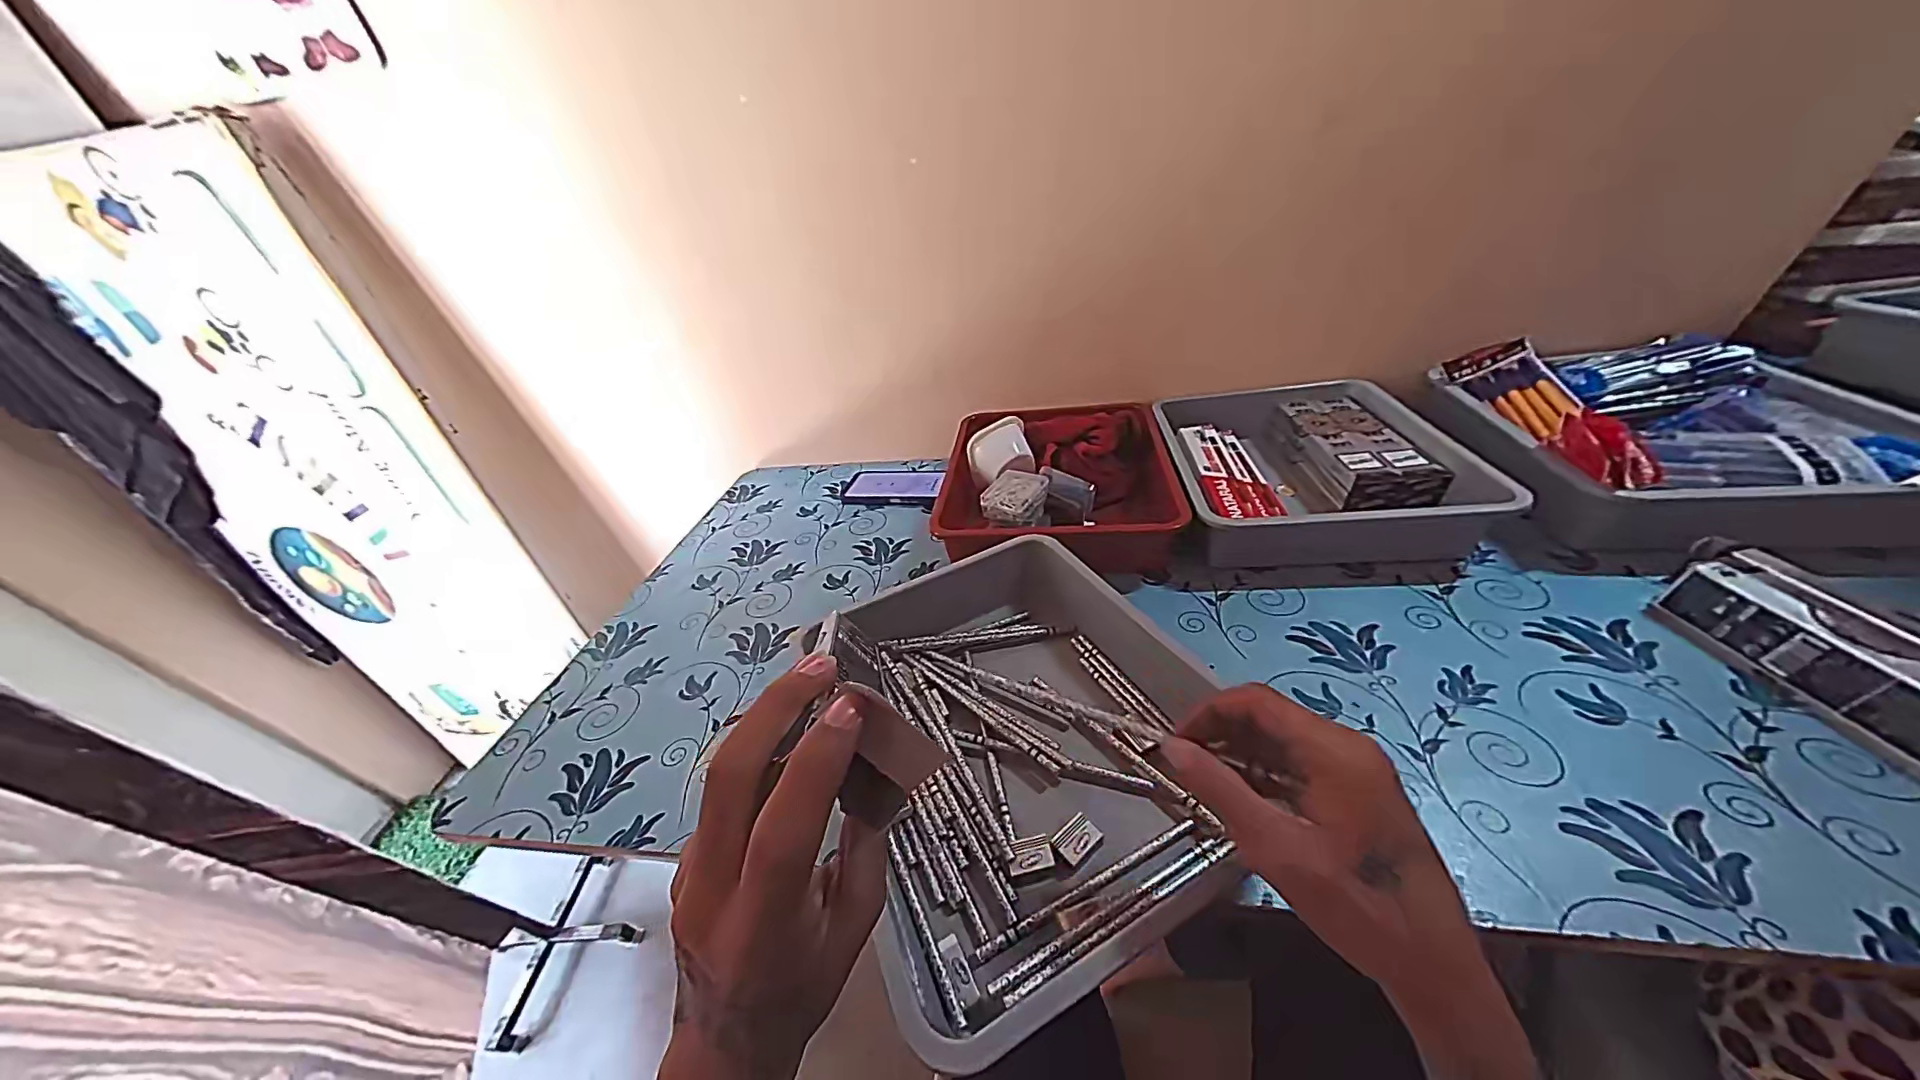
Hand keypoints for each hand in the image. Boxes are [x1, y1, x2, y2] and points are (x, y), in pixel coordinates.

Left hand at [659, 654, 887, 1079]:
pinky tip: (789, 723)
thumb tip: (875, 775)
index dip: (818, 761)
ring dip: (766, 714)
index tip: (850, 710)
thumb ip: (865, 848)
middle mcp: (713, 888)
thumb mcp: (852, 927)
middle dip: (776, 708)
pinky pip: (723, 786)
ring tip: (808, 679)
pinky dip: (759, 744)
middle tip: (819, 668)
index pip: (784, 827)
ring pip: (720, 771)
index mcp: (763, 921)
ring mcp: (690, 868)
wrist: (724, 1036)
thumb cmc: (797, 991)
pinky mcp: (686, 853)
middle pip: (730, 778)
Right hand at [1159, 685, 1536, 1079]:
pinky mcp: (1358, 790)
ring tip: (1204, 781)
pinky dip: (1263, 772)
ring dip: (1239, 753)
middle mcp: (1349, 748)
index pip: (1256, 701)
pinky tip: (1240, 797)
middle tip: (1184, 763)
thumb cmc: (1357, 906)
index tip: (1176, 741)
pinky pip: (1299, 763)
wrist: (1434, 964)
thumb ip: (1219, 789)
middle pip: (1269, 716)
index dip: (1207, 713)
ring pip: (1282, 740)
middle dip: (1220, 733)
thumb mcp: (1275, 847)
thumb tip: (1173, 748)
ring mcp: (1357, 768)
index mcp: (1334, 751)